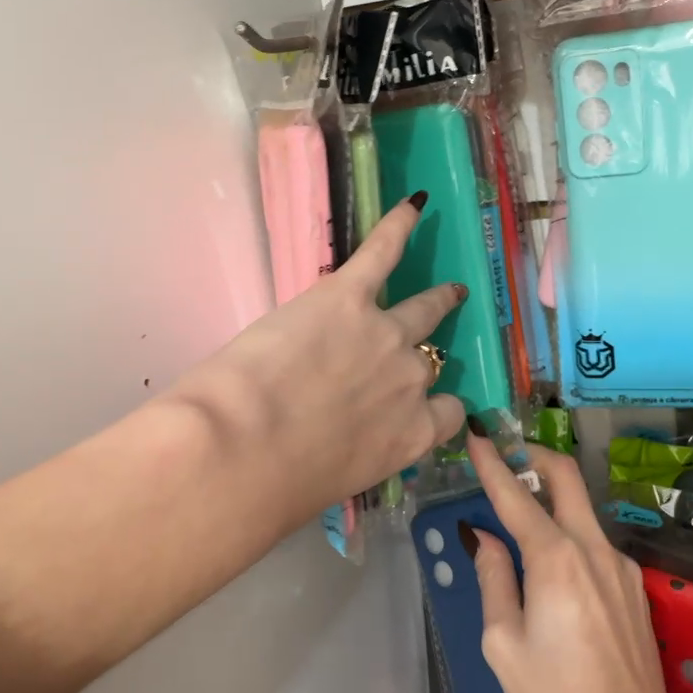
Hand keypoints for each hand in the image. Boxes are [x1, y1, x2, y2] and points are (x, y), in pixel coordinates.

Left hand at [160, 193, 466, 528]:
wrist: (244, 447)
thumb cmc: (277, 485)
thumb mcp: (332, 482)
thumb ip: (351, 453)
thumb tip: (335, 446)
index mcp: (411, 435)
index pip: (448, 414)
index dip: (437, 408)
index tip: (428, 406)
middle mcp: (411, 382)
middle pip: (429, 362)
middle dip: (426, 355)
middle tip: (430, 352)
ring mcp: (385, 334)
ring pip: (423, 310)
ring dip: (437, 300)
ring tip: (448, 290)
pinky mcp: (347, 296)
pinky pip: (382, 254)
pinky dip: (398, 228)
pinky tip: (412, 207)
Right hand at [464, 439, 692, 692]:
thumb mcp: (502, 643)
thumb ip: (494, 578)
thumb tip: (485, 538)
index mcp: (556, 560)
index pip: (517, 496)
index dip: (493, 463)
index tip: (477, 436)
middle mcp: (595, 550)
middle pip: (567, 479)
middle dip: (536, 457)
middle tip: (507, 453)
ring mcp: (621, 568)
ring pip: (584, 510)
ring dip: (553, 498)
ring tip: (521, 510)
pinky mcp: (635, 589)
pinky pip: (597, 544)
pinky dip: (570, 533)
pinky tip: (552, 561)